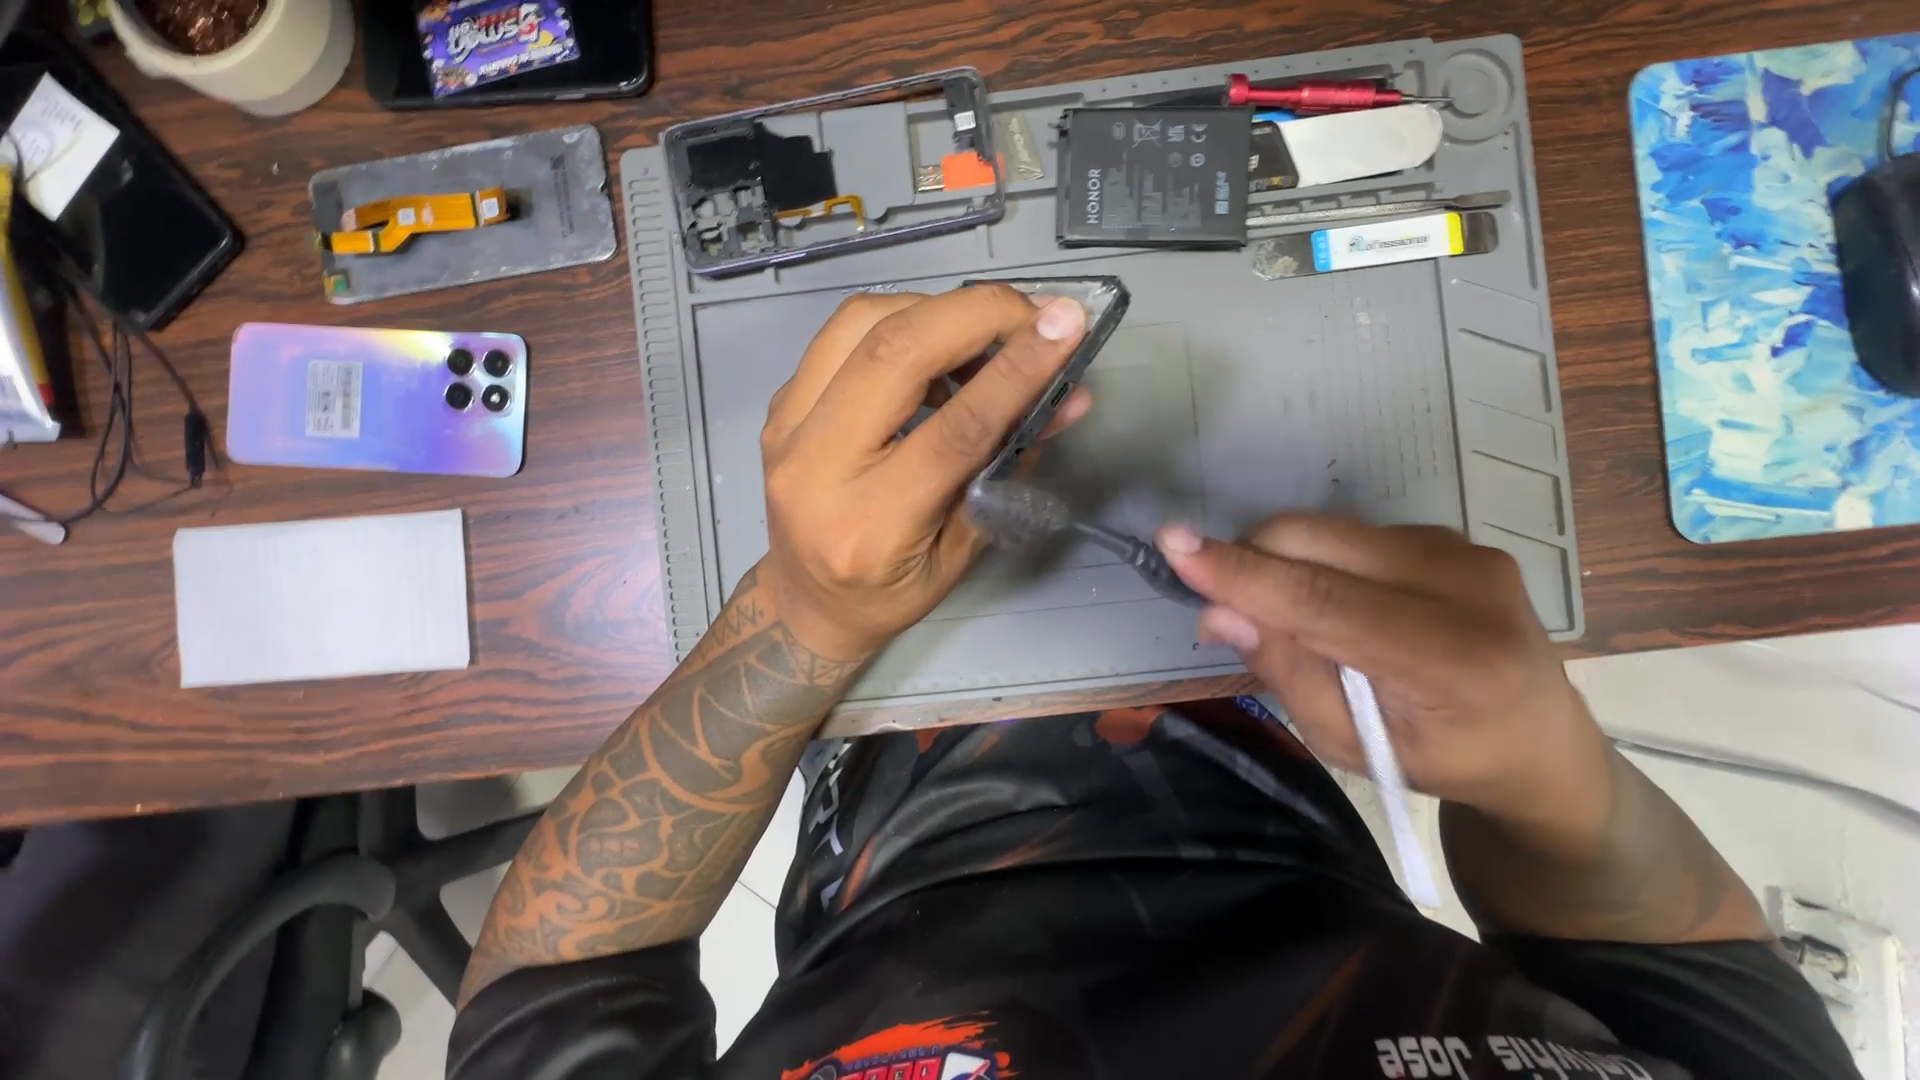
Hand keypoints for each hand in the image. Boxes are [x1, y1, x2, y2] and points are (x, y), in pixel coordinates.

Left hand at [758, 286, 1090, 659]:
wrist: (806, 602)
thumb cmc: (889, 593)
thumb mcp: (962, 549)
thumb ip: (1008, 468)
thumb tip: (1069, 397)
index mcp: (870, 524)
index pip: (954, 429)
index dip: (1015, 370)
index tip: (1065, 325)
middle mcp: (815, 466)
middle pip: (894, 351)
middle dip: (976, 313)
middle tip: (1034, 312)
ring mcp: (787, 428)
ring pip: (860, 322)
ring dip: (936, 309)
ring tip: (985, 333)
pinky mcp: (780, 404)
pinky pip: (842, 334)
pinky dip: (901, 323)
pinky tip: (936, 349)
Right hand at [1156, 516, 1608, 822]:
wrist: (1541, 739)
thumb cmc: (1442, 759)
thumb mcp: (1351, 744)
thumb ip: (1285, 672)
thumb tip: (1218, 611)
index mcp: (1450, 659)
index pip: (1322, 600)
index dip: (1243, 574)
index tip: (1173, 545)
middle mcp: (1464, 585)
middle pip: (1316, 539)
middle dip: (1249, 560)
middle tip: (1225, 607)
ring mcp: (1462, 550)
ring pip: (1325, 528)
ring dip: (1281, 562)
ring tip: (1291, 618)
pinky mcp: (1451, 535)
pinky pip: (1348, 532)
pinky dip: (1314, 559)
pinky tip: (1333, 603)